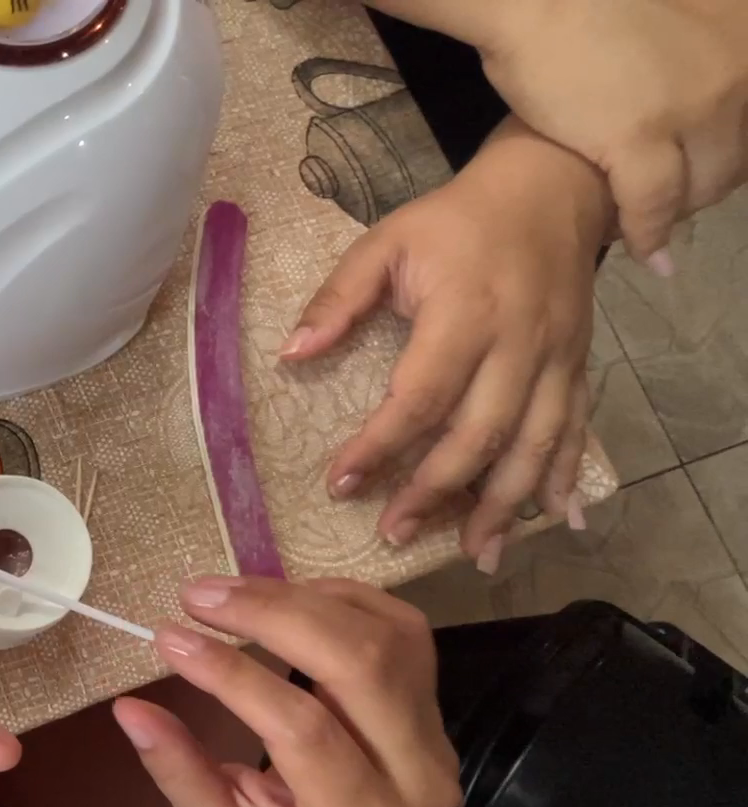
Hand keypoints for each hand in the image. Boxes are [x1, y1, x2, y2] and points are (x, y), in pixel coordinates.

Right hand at [112, 577, 460, 806]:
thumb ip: (177, 771)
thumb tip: (129, 708)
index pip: (301, 728)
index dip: (231, 674)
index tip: (168, 637)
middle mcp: (419, 778)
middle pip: (360, 665)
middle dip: (271, 614)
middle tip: (196, 596)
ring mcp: (438, 737)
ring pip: (387, 637)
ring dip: (300, 598)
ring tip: (228, 590)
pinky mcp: (435, 706)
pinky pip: (401, 630)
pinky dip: (338, 598)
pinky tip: (281, 597)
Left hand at [282, 118, 609, 566]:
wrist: (557, 187)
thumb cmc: (452, 223)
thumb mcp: (383, 244)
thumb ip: (337, 298)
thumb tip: (290, 353)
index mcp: (466, 317)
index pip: (419, 397)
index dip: (380, 446)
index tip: (339, 485)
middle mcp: (521, 346)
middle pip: (480, 434)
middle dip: (435, 491)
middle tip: (392, 534)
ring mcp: (559, 359)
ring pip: (536, 444)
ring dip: (502, 504)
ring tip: (473, 556)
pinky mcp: (579, 365)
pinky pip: (575, 430)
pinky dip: (559, 479)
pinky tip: (545, 522)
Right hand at [476, 0, 747, 265]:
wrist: (550, 4)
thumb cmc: (595, 9)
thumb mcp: (677, 24)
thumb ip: (688, 61)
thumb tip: (671, 97)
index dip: (723, 162)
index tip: (693, 182)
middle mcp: (740, 74)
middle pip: (736, 158)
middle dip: (700, 192)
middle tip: (660, 213)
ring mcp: (696, 106)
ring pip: (701, 184)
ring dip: (674, 214)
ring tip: (642, 230)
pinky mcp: (639, 136)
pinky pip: (652, 201)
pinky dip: (648, 232)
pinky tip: (642, 253)